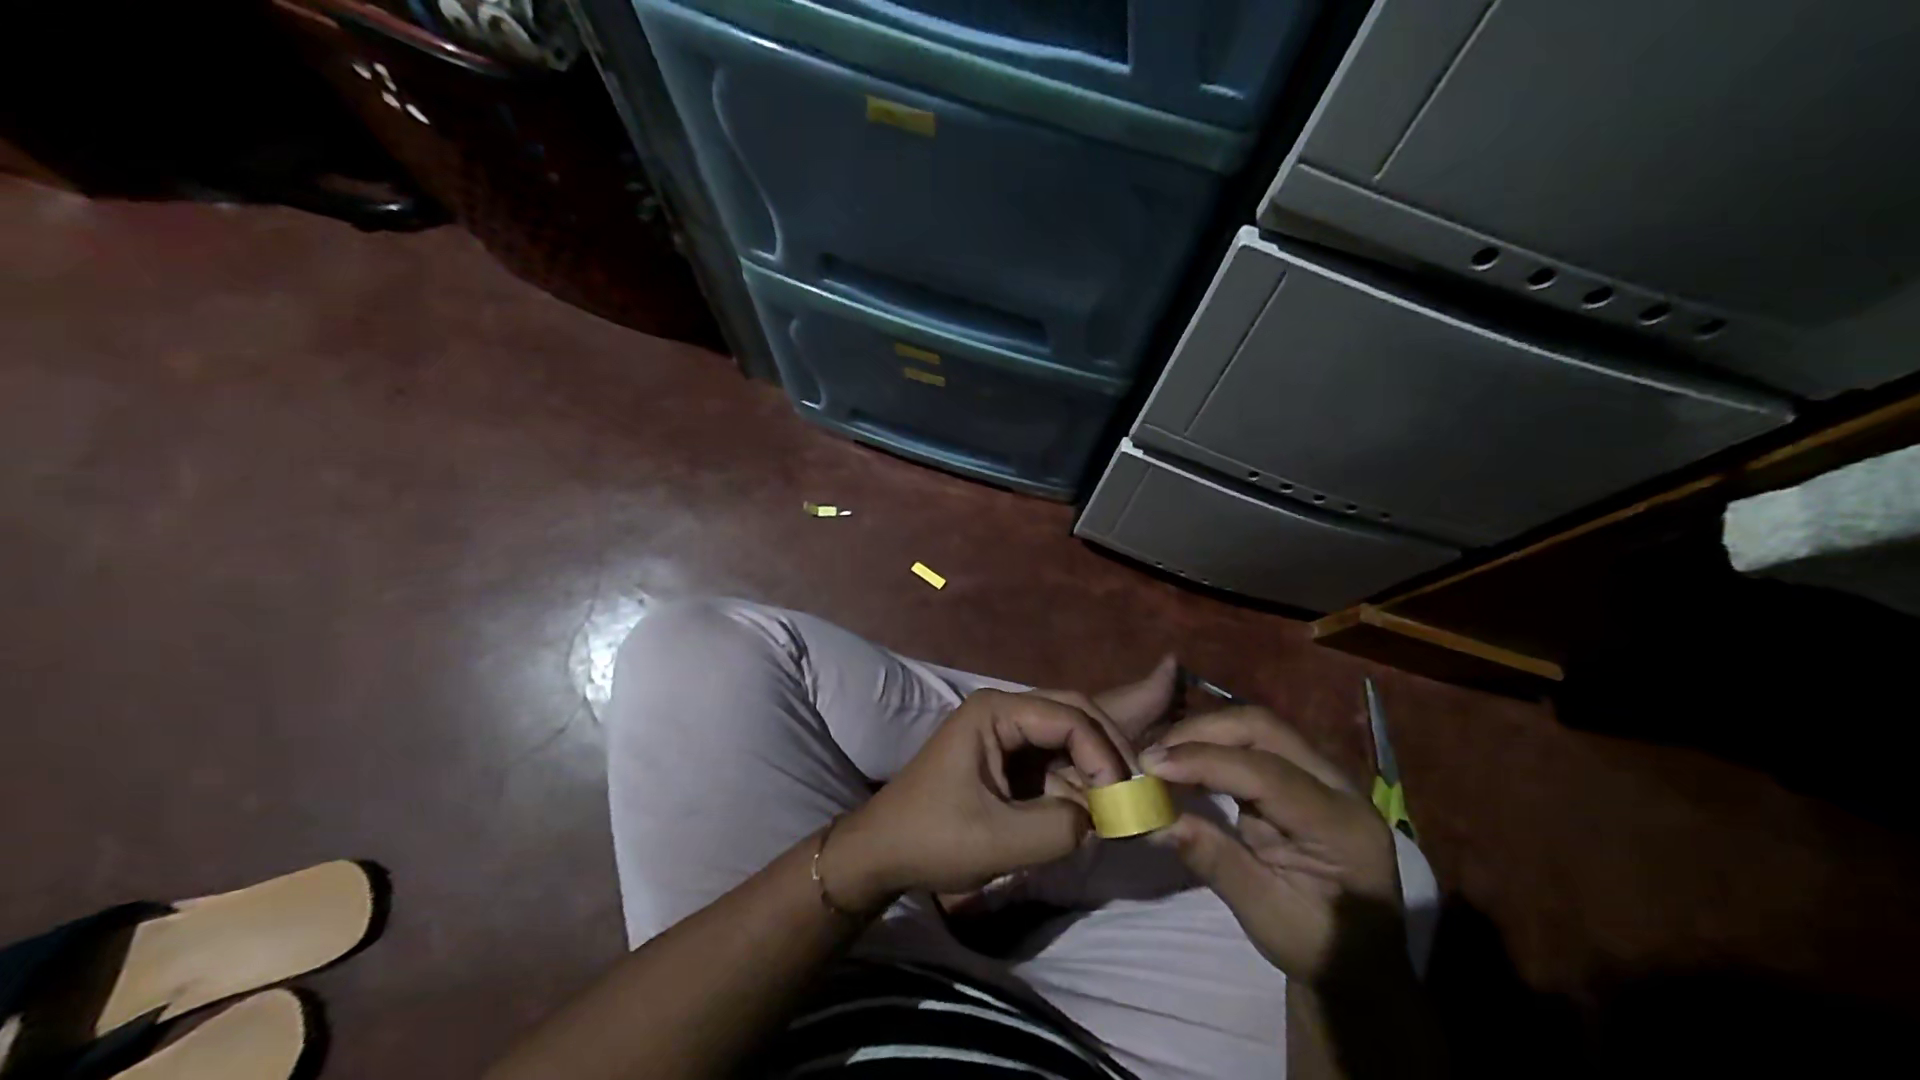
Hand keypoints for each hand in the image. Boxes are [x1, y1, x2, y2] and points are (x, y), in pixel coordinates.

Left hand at [826, 689, 1127, 909]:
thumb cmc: (931, 838)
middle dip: (1109, 752)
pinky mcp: (1009, 760)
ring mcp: (1007, 734)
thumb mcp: (998, 840)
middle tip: (1138, 792)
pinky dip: (1078, 786)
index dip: (1103, 754)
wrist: (882, 853)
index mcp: (995, 711)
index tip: (1123, 799)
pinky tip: (1092, 815)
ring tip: (1120, 810)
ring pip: (1070, 740)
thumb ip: (1060, 828)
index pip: (1068, 717)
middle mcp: (1004, 711)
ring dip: (1096, 772)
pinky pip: (1056, 763)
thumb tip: (1100, 817)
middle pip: (1075, 715)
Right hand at [1140, 707, 1404, 984]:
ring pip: (1258, 727)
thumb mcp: (1265, 914)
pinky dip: (1215, 745)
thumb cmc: (1318, 946)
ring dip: (1205, 734)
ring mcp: (1322, 776)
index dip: (1205, 762)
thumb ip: (1216, 860)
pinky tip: (1185, 761)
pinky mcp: (1302, 776)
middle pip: (1264, 729)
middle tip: (1152, 755)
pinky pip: (1255, 743)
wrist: (1361, 962)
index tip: (1150, 765)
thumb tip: (1158, 823)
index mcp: (1340, 826)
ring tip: (1161, 755)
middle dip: (1202, 733)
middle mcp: (1338, 787)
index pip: (1267, 773)